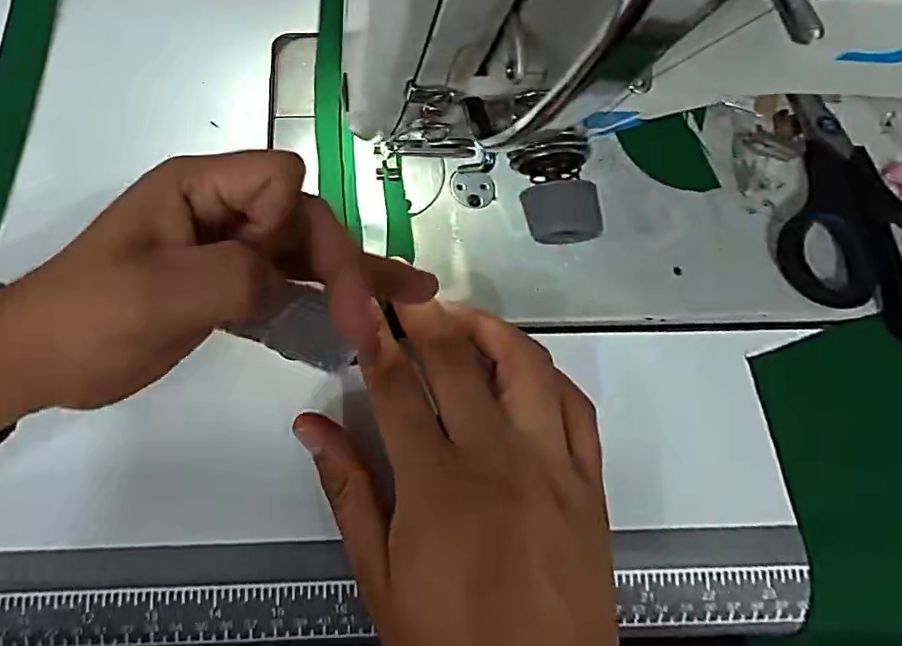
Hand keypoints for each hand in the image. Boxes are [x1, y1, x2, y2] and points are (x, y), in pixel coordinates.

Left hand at [0, 151, 437, 434]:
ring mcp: (227, 243)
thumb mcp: (158, 295)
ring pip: (303, 247)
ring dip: (351, 276)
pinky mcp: (228, 280)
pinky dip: (325, 295)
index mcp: (198, 187)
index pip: (276, 177)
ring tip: (411, 298)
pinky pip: (287, 279)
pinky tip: (364, 311)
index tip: (260, 273)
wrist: (35, 361)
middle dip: (338, 262)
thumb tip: (283, 282)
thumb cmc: (85, 319)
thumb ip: (236, 275)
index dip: (283, 223)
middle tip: (369, 322)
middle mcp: (220, 205)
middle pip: (300, 215)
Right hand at [293, 302, 615, 645]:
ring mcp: (551, 468)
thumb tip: (312, 427)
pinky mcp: (589, 484)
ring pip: (525, 366)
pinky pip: (576, 407)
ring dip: (491, 329)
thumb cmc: (450, 645)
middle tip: (406, 292)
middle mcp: (498, 462)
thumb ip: (348, 491)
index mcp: (438, 486)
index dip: (375, 335)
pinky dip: (547, 375)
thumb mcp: (382, 578)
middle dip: (426, 313)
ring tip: (460, 320)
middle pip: (458, 359)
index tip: (361, 300)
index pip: (397, 386)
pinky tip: (523, 369)